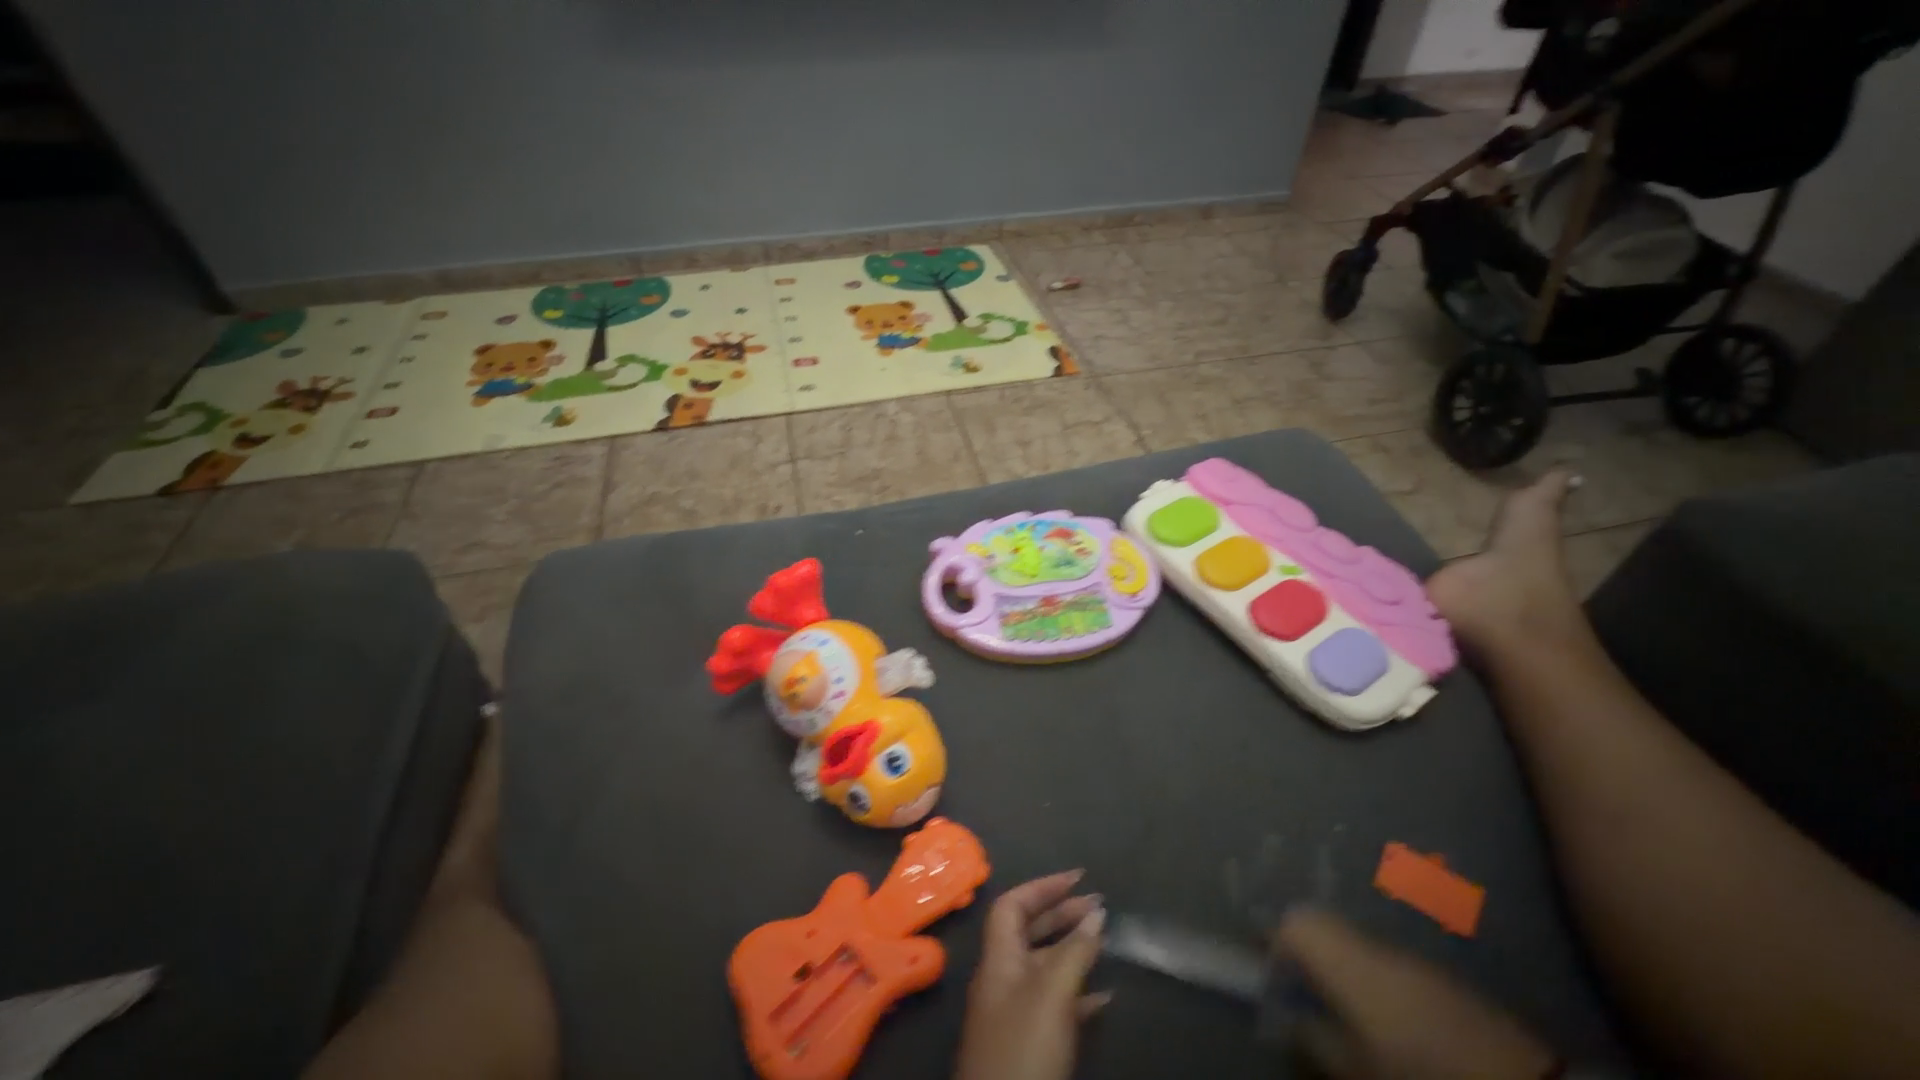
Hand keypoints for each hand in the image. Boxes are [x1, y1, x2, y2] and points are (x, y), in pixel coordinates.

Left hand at [953, 870, 1107, 1079]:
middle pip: (1027, 932)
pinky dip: (1079, 991)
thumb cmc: (1024, 1049)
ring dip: (1072, 950)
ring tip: (1106, 942)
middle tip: (1099, 906)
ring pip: (1044, 967)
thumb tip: (1096, 912)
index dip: (1042, 887)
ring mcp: (1013, 1012)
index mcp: (998, 960)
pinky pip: (1055, 1002)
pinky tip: (1105, 995)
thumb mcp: (1052, 994)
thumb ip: (1074, 951)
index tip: (1079, 878)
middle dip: (1061, 914)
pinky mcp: (1029, 1042)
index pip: (1011, 906)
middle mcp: (1002, 979)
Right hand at [1274, 908, 1556, 1079]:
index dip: (1275, 942)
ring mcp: (1417, 961)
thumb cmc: (1418, 1073)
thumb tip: (1290, 1017)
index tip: (1269, 975)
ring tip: (1343, 1014)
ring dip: (1340, 968)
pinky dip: (1374, 982)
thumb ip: (1314, 1037)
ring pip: (1358, 946)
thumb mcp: (1355, 1069)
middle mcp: (1382, 948)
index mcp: (1353, 963)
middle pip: (1326, 928)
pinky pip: (1390, 966)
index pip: (1296, 921)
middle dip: (1306, 955)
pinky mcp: (1444, 980)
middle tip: (1301, 995)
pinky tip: (1387, 1024)